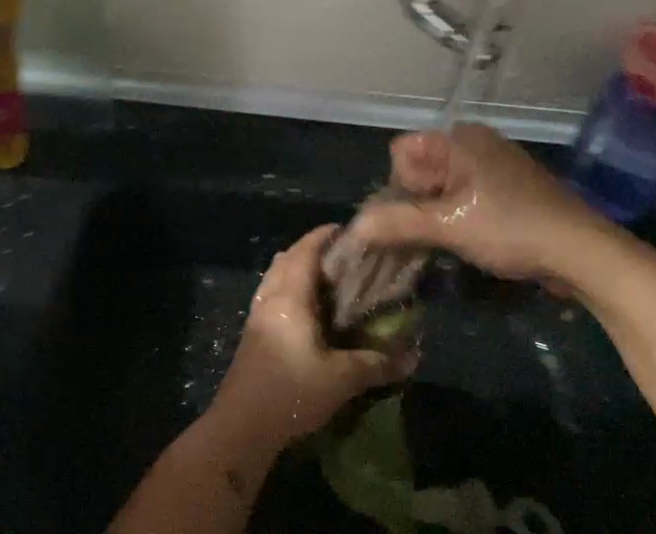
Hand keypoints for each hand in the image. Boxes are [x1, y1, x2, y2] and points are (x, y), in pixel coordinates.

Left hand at [211, 226, 417, 450]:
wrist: (242, 425)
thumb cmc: (292, 391)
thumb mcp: (342, 379)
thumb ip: (377, 364)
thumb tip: (414, 356)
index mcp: (290, 296)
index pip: (306, 250)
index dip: (325, 236)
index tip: (349, 231)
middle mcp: (270, 296)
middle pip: (288, 258)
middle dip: (314, 250)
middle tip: (345, 257)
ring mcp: (257, 314)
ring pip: (277, 276)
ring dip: (299, 269)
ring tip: (330, 280)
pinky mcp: (253, 333)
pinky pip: (273, 295)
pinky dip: (291, 289)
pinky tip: (309, 311)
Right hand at [350, 125, 615, 282]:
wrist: (585, 254)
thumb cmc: (513, 229)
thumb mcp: (448, 227)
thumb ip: (397, 223)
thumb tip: (354, 228)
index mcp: (459, 139)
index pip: (401, 152)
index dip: (400, 186)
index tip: (417, 215)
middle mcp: (475, 142)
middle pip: (421, 168)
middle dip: (416, 202)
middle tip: (431, 233)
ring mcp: (495, 164)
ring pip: (443, 184)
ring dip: (437, 213)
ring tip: (449, 241)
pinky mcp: (510, 187)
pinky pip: (466, 193)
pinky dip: (459, 215)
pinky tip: (471, 240)